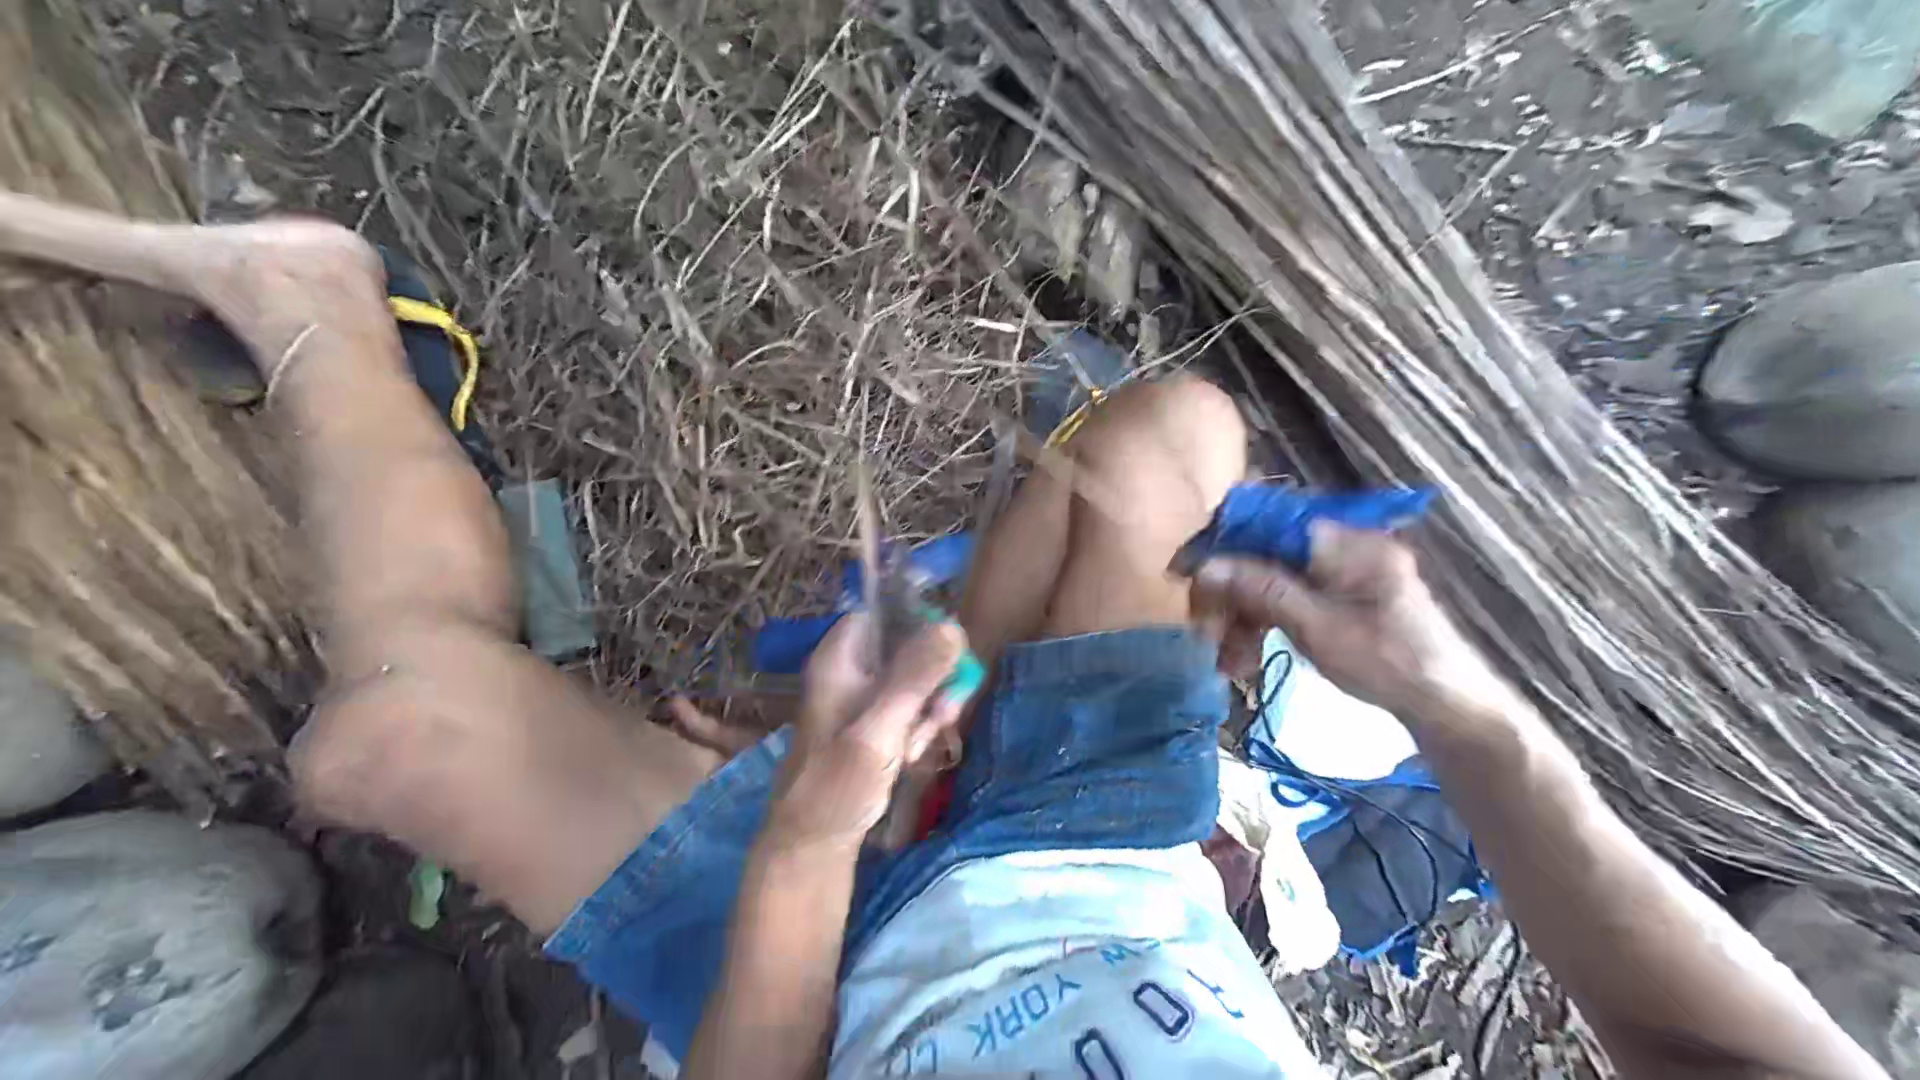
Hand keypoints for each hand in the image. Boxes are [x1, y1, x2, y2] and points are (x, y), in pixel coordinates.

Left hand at [765, 614, 971, 851]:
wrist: (813, 844)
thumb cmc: (836, 783)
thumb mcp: (879, 728)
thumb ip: (915, 677)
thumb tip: (952, 625)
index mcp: (840, 658)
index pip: (884, 612)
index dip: (918, 625)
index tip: (947, 654)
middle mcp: (852, 669)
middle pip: (909, 647)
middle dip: (933, 681)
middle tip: (941, 715)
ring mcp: (865, 698)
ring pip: (917, 680)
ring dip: (930, 710)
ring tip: (919, 748)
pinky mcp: (876, 724)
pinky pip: (913, 708)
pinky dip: (921, 728)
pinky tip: (914, 757)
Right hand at [1191, 521, 1504, 714]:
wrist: (1448, 709)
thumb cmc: (1390, 665)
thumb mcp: (1318, 629)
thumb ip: (1261, 590)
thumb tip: (1206, 564)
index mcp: (1345, 541)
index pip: (1268, 521)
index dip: (1221, 542)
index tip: (1185, 572)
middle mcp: (1339, 546)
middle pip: (1262, 554)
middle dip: (1228, 594)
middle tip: (1202, 630)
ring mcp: (1336, 572)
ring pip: (1266, 581)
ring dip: (1239, 620)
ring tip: (1227, 663)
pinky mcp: (1333, 595)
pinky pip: (1282, 599)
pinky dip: (1259, 626)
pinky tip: (1243, 659)